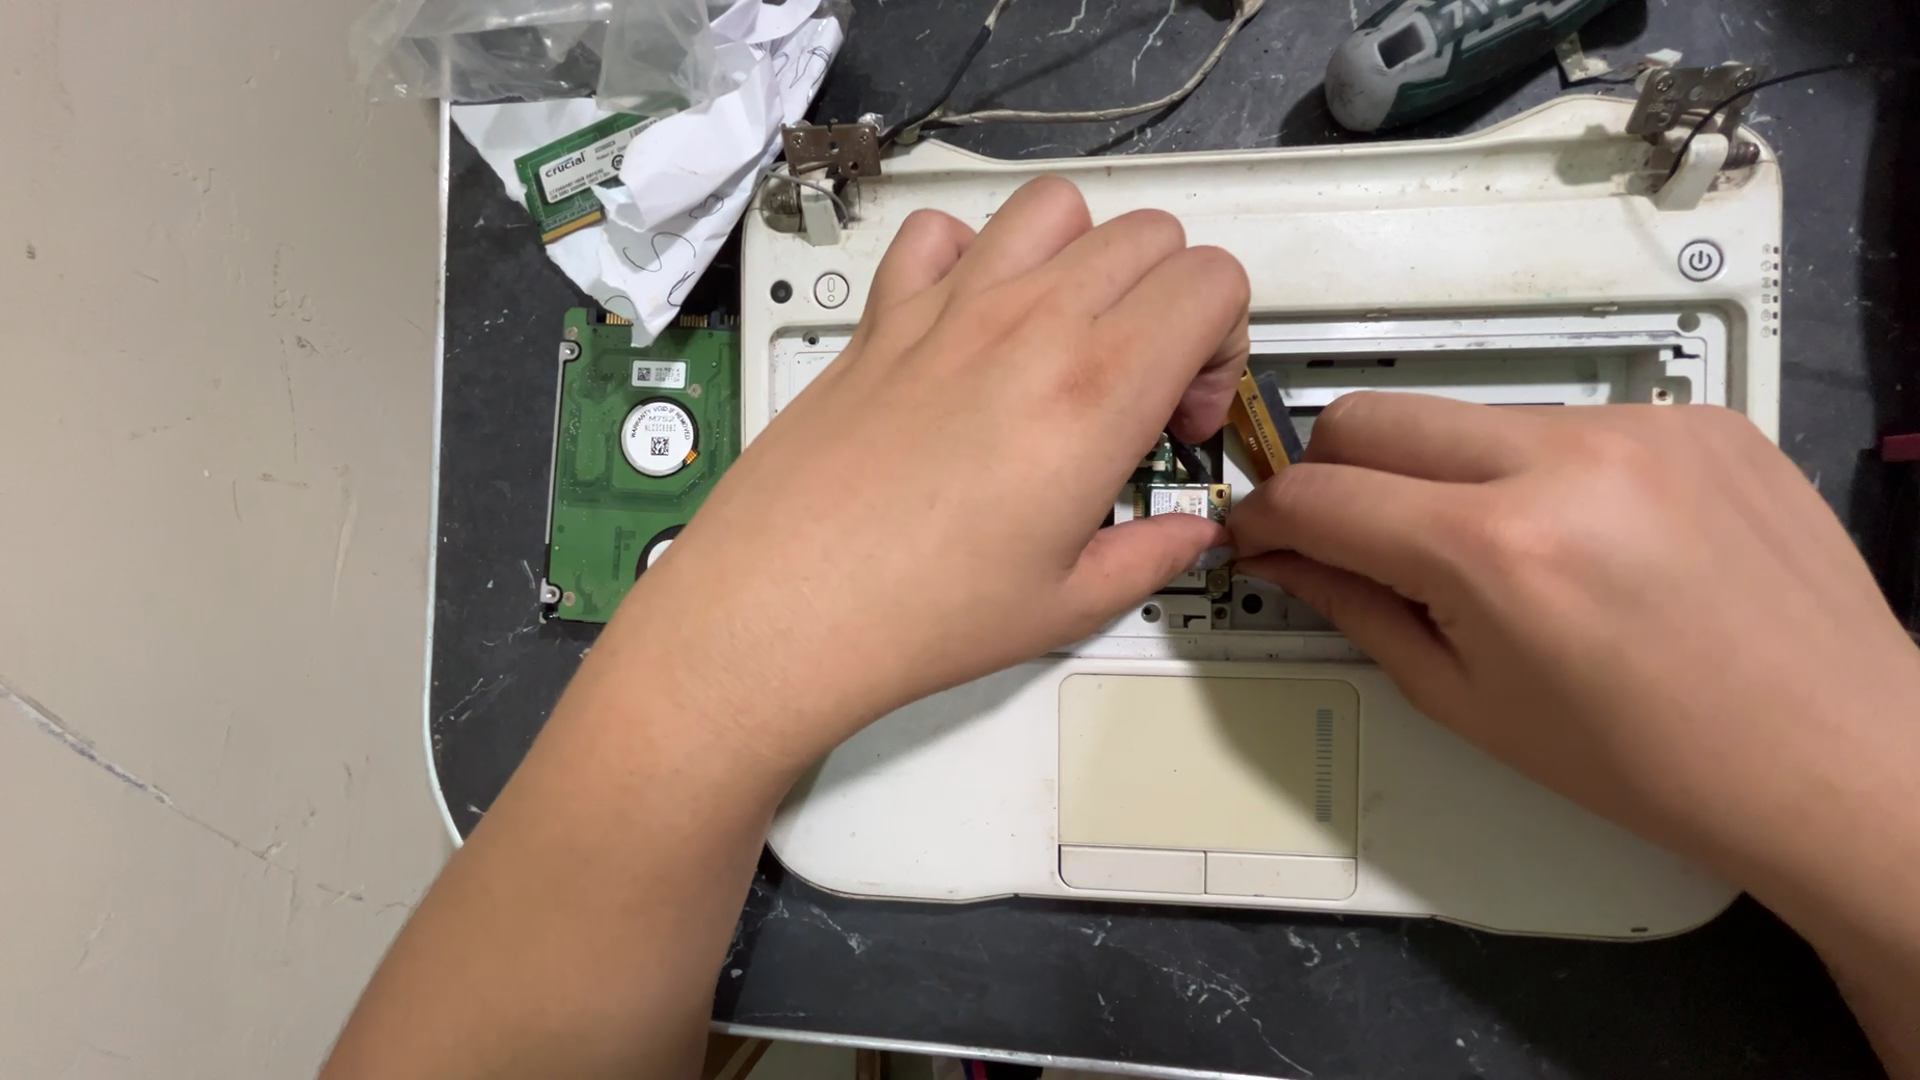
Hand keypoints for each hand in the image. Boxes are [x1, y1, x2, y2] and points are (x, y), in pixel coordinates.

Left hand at [615, 176, 1250, 768]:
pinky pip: (937, 234)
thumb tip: (1189, 535)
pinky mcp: (881, 322)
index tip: (1184, 410)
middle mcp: (1026, 329)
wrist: (784, 608)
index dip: (1223, 342)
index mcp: (1094, 395)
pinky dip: (970, 254)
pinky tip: (970, 318)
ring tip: (1065, 335)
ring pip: (1053, 209)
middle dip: (1170, 300)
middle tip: (1140, 383)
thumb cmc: (918, 615)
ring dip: (1084, 256)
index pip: (1212, 283)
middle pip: (1149, 235)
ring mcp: (946, 312)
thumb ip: (1152, 556)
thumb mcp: (1068, 605)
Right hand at [1228, 392, 1919, 1066]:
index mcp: (1496, 552)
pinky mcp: (1692, 416)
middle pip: (1366, 416)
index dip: (1262, 514)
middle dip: (1322, 471)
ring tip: (1456, 540)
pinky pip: (1541, 420)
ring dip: (1417, 471)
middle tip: (1335, 530)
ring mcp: (1638, 426)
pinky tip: (1552, 528)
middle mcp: (1563, 462)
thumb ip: (1348, 605)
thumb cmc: (1636, 758)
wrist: (1851, 766)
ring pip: (1450, 414)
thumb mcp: (1456, 695)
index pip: (1318, 494)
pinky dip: (1507, 467)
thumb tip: (1276, 557)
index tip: (1252, 534)